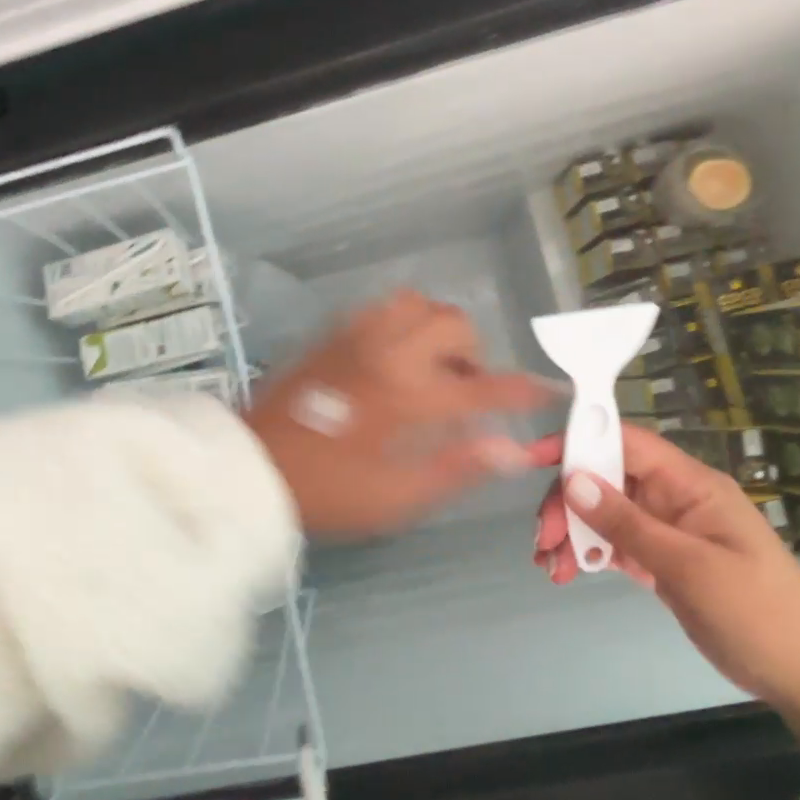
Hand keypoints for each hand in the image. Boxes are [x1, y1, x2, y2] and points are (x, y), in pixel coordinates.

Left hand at [245, 291, 548, 536]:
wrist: (251, 466)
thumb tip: (511, 450)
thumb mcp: (396, 496)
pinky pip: (376, 309)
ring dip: (435, 328)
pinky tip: (393, 354)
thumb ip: (457, 469)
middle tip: (468, 386)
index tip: (548, 390)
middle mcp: (388, 354)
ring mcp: (355, 339)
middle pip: (453, 323)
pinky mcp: (329, 336)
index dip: (524, 389)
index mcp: (409, 396)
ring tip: (431, 365)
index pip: (483, 385)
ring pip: (414, 303)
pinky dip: (399, 322)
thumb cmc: (326, 490)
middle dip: (475, 350)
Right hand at [532, 426, 799, 774]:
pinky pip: (613, 542)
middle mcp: (676, 498)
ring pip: (603, 512)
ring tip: (550, 567)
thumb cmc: (758, 614)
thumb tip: (573, 480)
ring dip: (571, 532)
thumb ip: (628, 523)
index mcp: (692, 485)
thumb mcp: (690, 568)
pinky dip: (587, 554)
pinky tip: (567, 572)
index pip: (626, 442)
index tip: (532, 458)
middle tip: (543, 542)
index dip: (578, 441)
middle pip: (605, 478)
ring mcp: (669, 529)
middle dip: (566, 503)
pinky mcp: (662, 559)